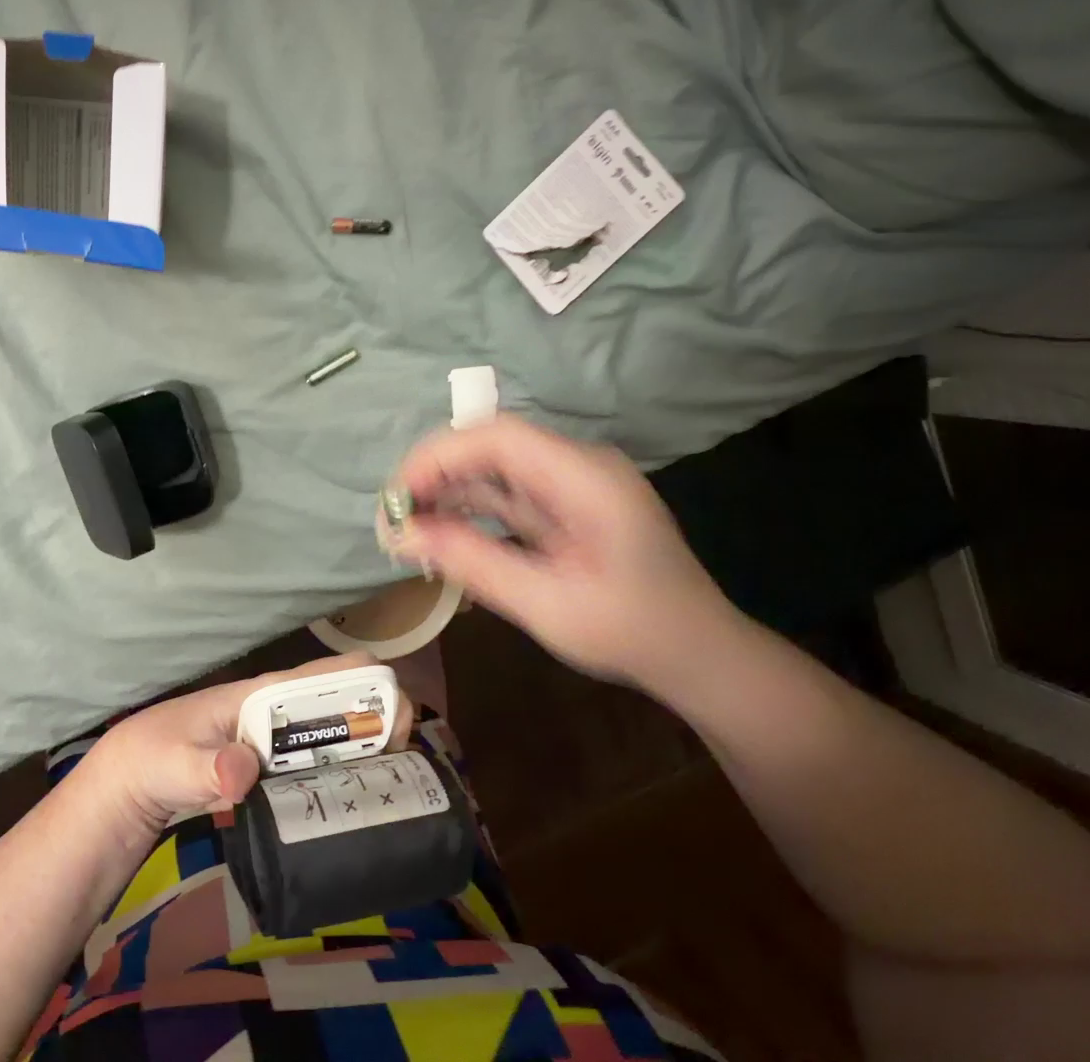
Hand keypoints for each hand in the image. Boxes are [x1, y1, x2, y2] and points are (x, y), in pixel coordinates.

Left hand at [84, 652, 414, 834]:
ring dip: (367, 751)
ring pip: (335, 735)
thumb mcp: (173, 764)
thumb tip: (244, 771)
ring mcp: (274, 743)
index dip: (366, 686)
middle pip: (340, 703)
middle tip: (400, 767)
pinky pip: (318, 766)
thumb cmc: (149, 760)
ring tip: (395, 787)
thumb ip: (207, 768)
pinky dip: (343, 776)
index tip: (395, 722)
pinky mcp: (271, 771)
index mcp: (257, 696)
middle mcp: (274, 713)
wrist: (127, 788)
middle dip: (379, 722)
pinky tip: (361, 804)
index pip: (321, 677)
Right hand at [386, 413, 742, 687]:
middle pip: (490, 447)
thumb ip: (472, 563)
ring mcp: (572, 486)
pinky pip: (506, 495)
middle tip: (393, 520)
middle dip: (434, 476)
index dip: (436, 458)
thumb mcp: (544, 604)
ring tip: (407, 530)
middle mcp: (577, 467)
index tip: (396, 500)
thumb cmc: (629, 631)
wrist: (696, 653)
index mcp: (584, 477)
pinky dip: (469, 511)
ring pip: (493, 470)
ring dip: (446, 493)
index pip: (496, 437)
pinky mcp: (565, 508)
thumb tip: (402, 535)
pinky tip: (440, 536)